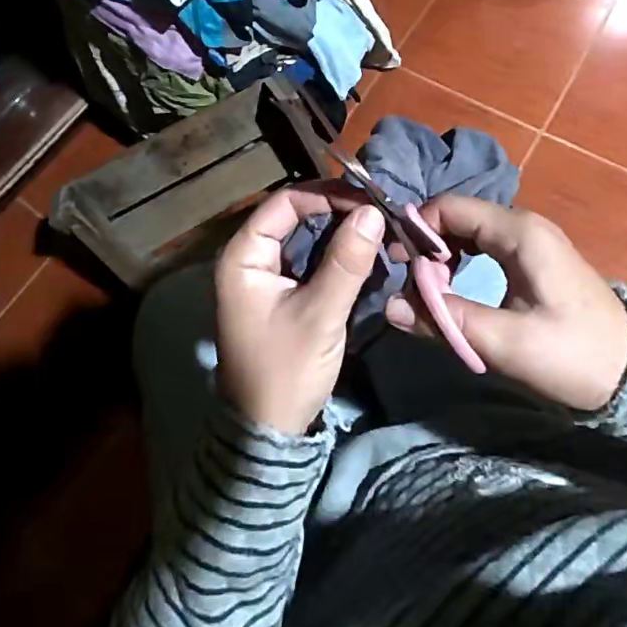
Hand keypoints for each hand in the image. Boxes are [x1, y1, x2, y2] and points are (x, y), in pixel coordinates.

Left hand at [214, 186, 384, 434]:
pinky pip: (314, 259)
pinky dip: (340, 253)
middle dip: (340, 211)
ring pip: (309, 237)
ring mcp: (269, 276)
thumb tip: (373, 212)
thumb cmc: (286, 371)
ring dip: (343, 231)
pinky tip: (369, 252)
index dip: (328, 195)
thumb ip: (346, 262)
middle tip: (382, 213)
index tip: (370, 200)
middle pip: (297, 215)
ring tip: (382, 228)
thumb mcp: (320, 314)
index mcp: (244, 257)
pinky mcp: (286, 293)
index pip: (285, 203)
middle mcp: (252, 258)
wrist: (270, 431)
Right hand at [386, 195, 626, 410]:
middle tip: (402, 280)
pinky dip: (462, 262)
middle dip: (425, 243)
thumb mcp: (507, 342)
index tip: (393, 263)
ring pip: (470, 233)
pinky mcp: (534, 261)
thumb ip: (447, 320)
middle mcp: (524, 226)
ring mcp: (531, 242)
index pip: (451, 208)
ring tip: (422, 289)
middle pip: (459, 217)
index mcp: (520, 233)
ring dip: (442, 256)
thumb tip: (391, 306)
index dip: (416, 229)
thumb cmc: (575, 354)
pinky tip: (451, 288)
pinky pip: (486, 248)